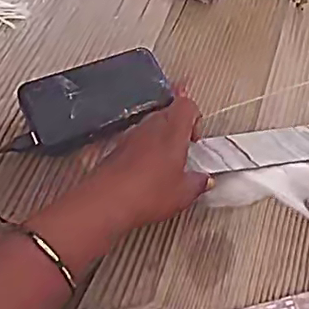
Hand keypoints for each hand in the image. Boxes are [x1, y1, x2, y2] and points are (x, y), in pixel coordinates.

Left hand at [37, 95, 208, 243]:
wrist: (106, 202)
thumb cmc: (144, 193)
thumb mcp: (184, 193)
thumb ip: (198, 182)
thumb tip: (203, 180)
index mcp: (172, 131)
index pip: (186, 105)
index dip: (195, 117)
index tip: (196, 137)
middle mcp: (150, 127)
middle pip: (168, 113)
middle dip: (178, 129)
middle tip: (184, 151)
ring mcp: (130, 135)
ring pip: (151, 126)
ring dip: (160, 140)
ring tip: (166, 165)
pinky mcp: (116, 148)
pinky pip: (136, 141)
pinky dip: (144, 151)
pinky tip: (146, 173)